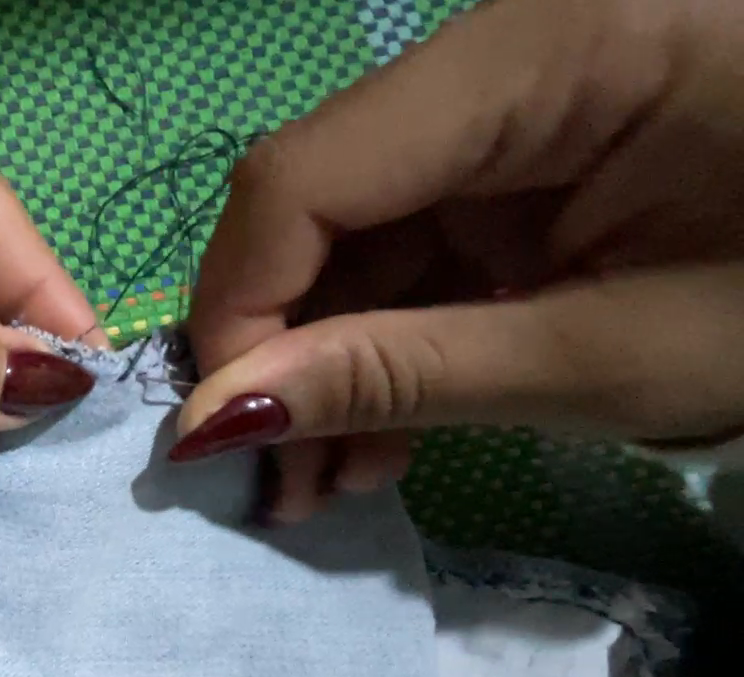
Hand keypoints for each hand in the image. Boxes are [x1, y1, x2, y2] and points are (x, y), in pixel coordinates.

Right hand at [176, 0, 743, 523]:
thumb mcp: (613, 357)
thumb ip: (392, 377)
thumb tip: (208, 423)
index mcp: (547, 52)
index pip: (299, 179)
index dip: (235, 309)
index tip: (222, 429)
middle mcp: (494, 63)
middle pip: (302, 216)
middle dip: (270, 357)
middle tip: (273, 477)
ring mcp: (496, 119)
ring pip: (333, 254)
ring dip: (316, 373)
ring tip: (329, 479)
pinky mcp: (505, 171)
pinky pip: (389, 264)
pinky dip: (369, 355)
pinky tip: (376, 436)